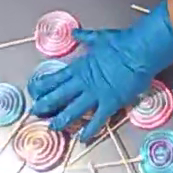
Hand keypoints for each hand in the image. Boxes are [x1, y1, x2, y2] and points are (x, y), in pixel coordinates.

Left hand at [28, 3, 172, 136]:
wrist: (138, 51)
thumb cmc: (121, 42)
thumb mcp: (98, 38)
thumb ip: (84, 37)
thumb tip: (74, 33)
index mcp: (80, 67)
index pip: (55, 78)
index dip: (42, 85)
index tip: (33, 90)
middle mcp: (84, 83)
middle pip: (58, 96)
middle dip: (45, 104)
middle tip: (34, 112)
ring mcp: (96, 94)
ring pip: (73, 110)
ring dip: (62, 120)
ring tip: (53, 127)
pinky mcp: (110, 103)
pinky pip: (98, 120)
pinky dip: (90, 131)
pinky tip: (83, 139)